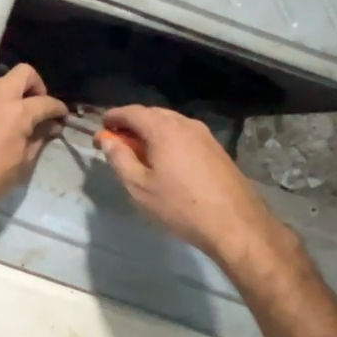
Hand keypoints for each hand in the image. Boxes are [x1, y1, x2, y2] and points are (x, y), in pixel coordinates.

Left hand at [0, 64, 67, 216]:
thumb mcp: (24, 161)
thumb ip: (40, 137)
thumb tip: (52, 125)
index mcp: (17, 112)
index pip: (45, 101)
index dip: (58, 108)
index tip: (60, 115)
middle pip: (23, 73)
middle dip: (35, 86)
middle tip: (34, 105)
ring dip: (5, 96)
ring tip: (3, 117)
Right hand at [99, 105, 300, 280]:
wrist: (236, 224)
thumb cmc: (180, 206)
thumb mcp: (139, 187)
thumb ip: (119, 159)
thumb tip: (107, 141)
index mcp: (163, 128)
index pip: (132, 112)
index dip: (113, 117)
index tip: (100, 129)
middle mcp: (185, 123)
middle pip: (152, 114)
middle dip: (131, 124)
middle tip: (116, 141)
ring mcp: (204, 135)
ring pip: (170, 123)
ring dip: (150, 132)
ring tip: (138, 152)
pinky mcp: (216, 148)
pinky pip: (184, 134)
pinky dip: (168, 139)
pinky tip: (165, 160)